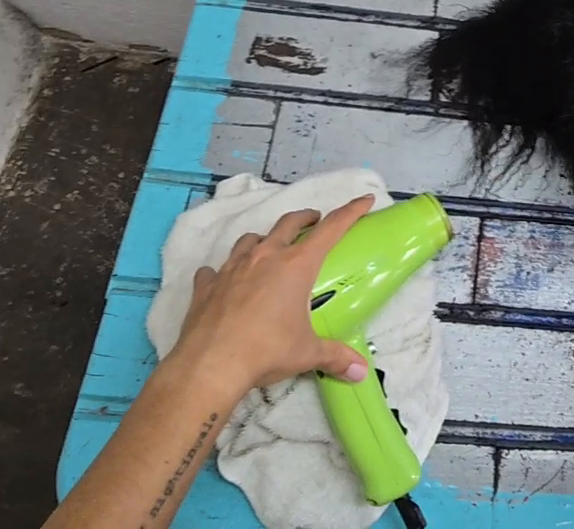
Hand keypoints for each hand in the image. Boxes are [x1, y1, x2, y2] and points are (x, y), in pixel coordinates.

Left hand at [164, 196, 375, 403]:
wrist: (209, 366)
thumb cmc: (266, 351)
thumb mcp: (307, 353)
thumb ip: (336, 357)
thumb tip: (361, 372)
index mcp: (296, 265)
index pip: (331, 229)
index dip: (351, 211)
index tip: (365, 200)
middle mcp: (265, 257)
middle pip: (289, 223)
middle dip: (305, 218)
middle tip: (314, 221)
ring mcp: (233, 267)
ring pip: (251, 239)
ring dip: (264, 239)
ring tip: (270, 249)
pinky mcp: (207, 285)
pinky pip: (216, 268)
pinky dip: (224, 270)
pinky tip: (225, 280)